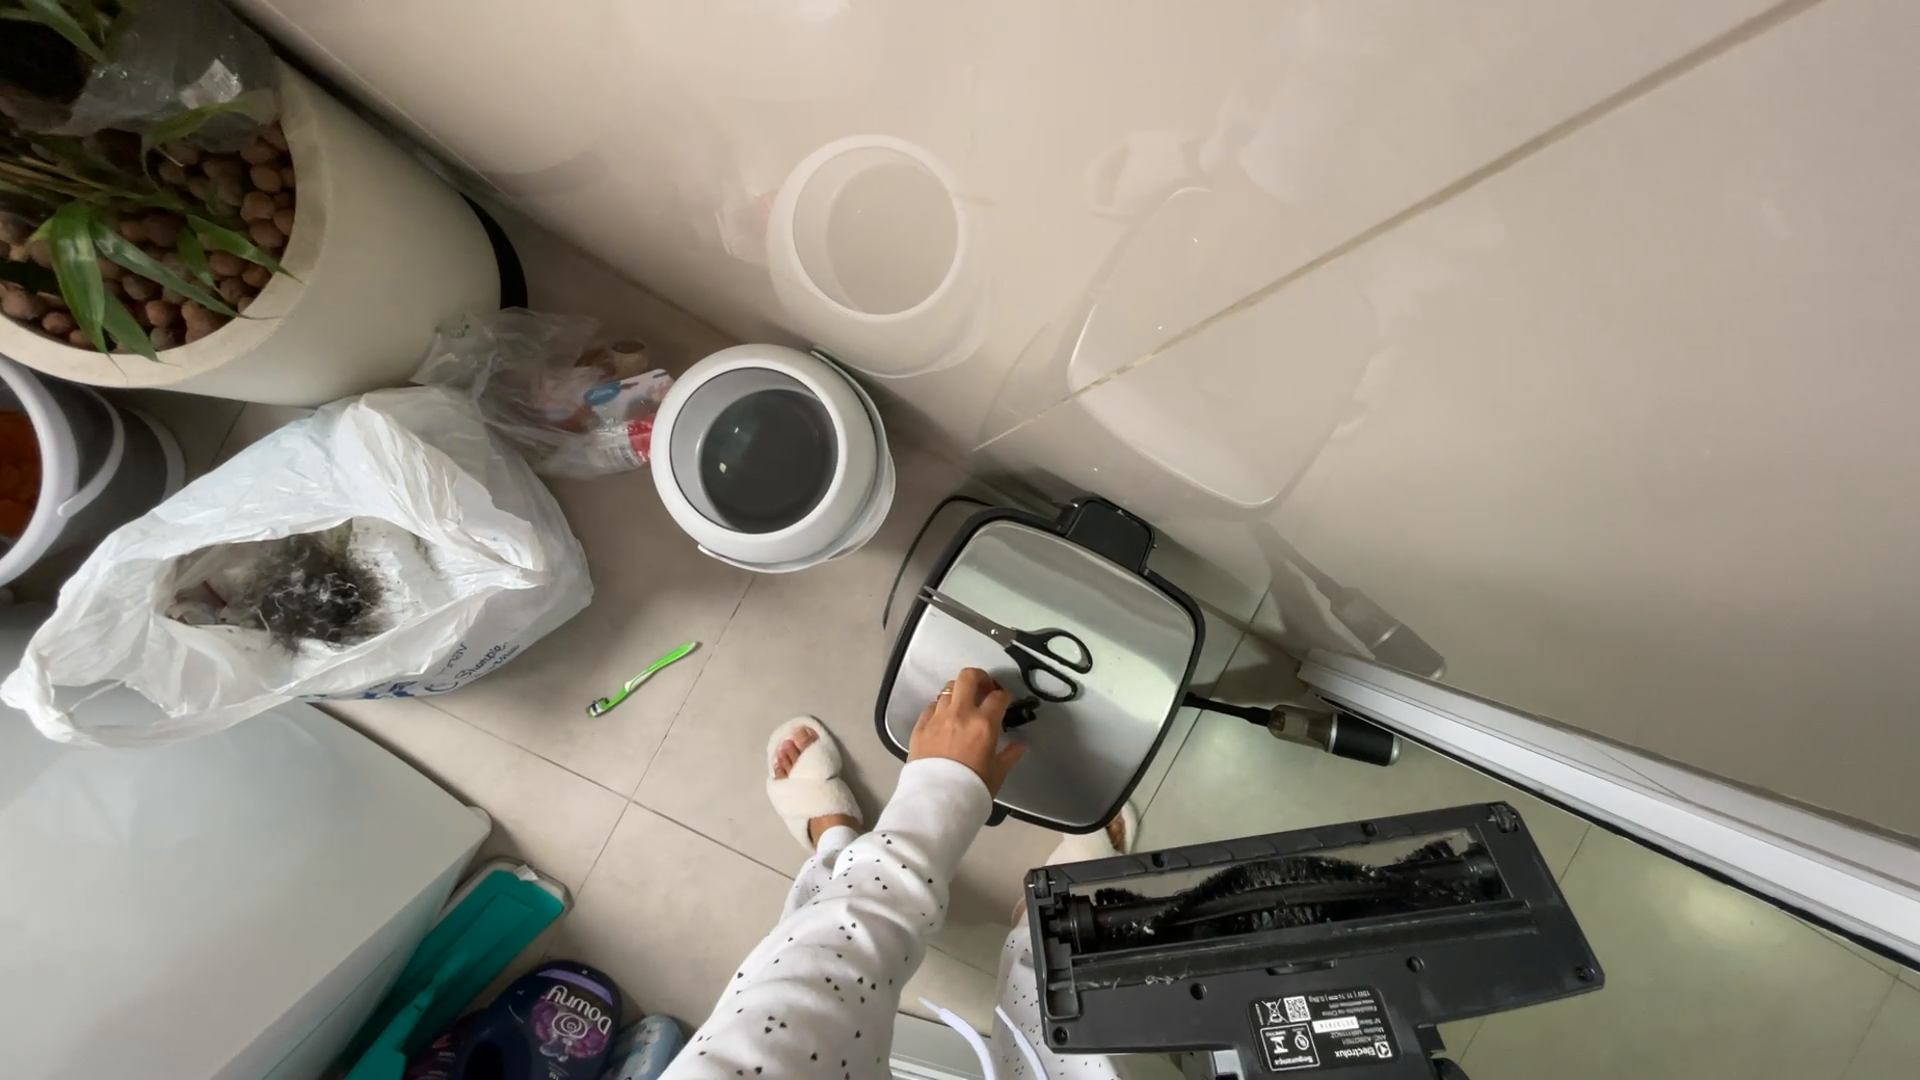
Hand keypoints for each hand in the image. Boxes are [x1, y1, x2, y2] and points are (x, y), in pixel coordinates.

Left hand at [908, 667, 1026, 796]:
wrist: (936, 802)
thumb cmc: (972, 788)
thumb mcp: (997, 773)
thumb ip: (1010, 755)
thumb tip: (1021, 745)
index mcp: (983, 724)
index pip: (998, 696)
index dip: (1004, 695)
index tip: (1004, 701)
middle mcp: (960, 713)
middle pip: (968, 677)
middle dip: (979, 677)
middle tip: (984, 688)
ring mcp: (937, 717)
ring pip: (947, 689)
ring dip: (958, 693)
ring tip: (962, 705)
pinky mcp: (920, 726)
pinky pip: (931, 707)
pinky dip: (940, 708)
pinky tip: (943, 720)